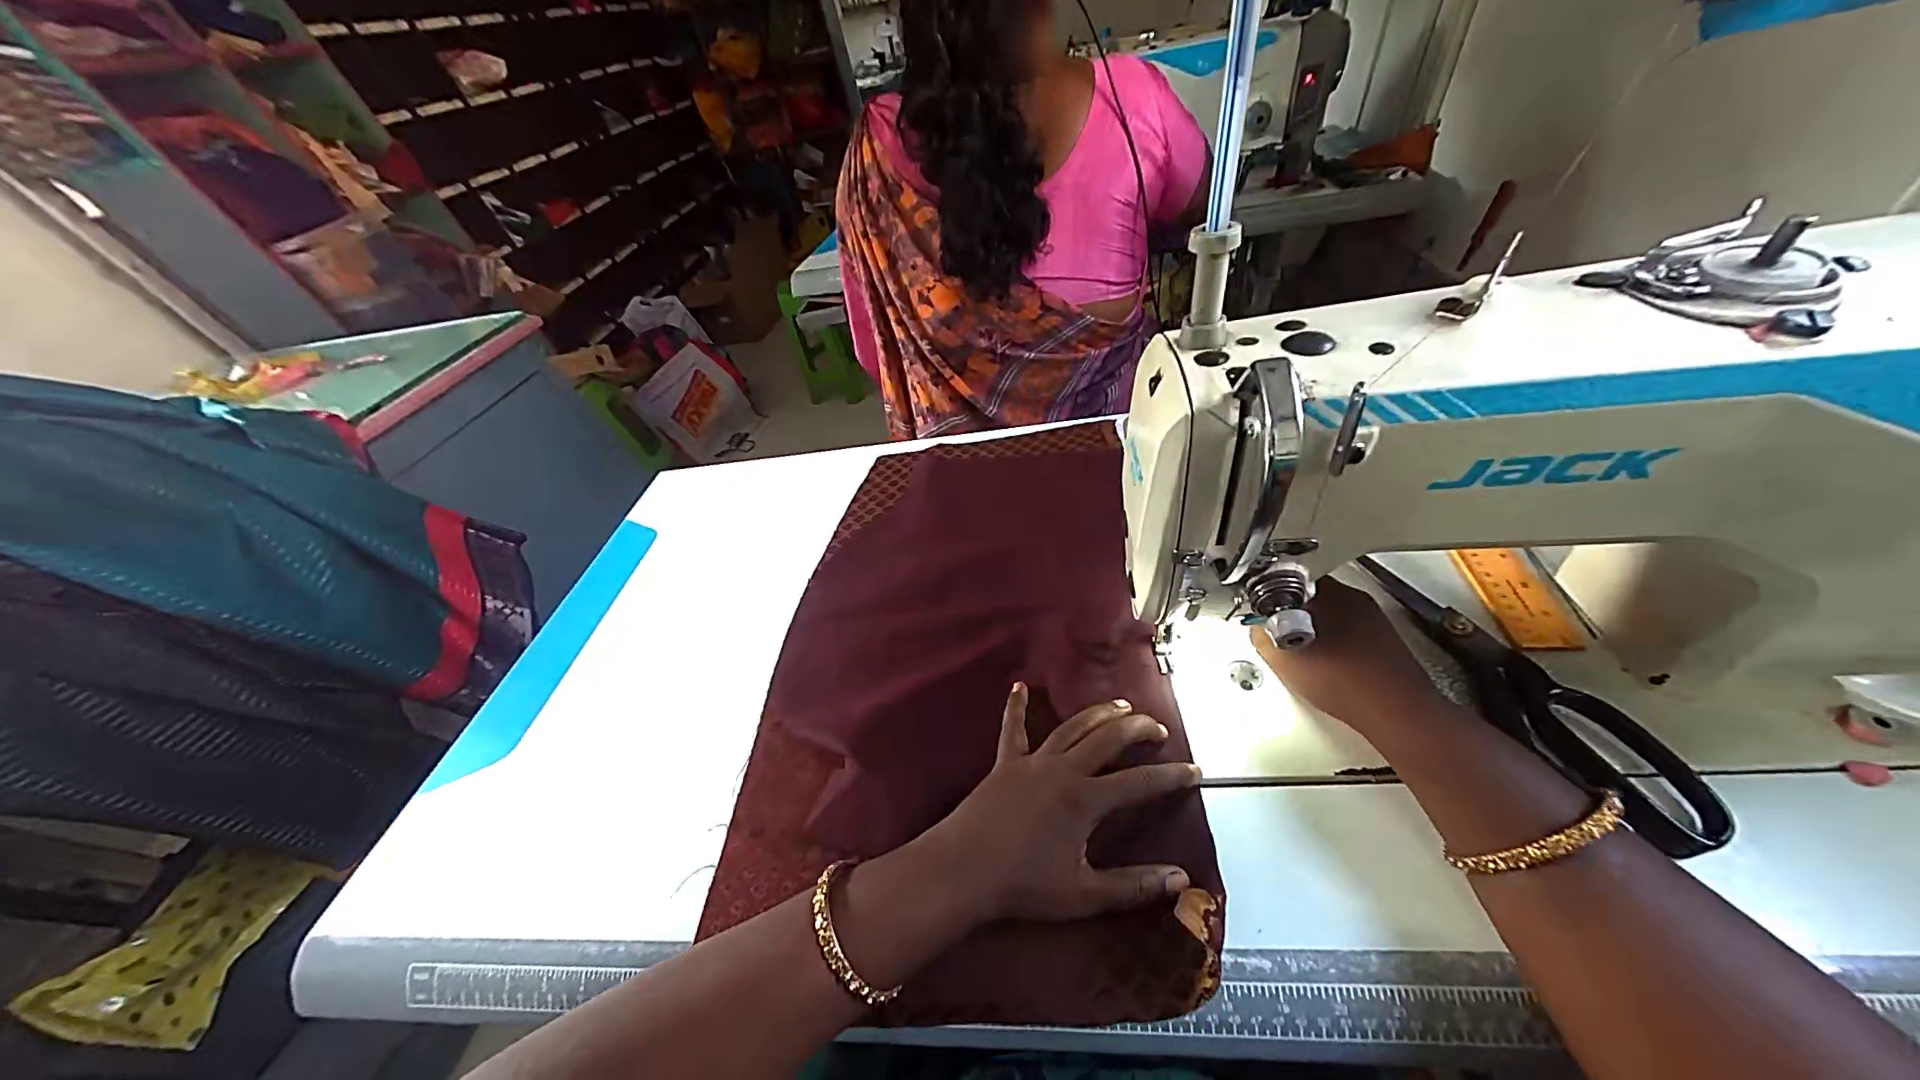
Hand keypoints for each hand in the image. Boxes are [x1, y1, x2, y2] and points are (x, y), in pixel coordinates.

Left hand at [917, 683, 1200, 924]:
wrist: (963, 870)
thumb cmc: (1023, 885)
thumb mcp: (1084, 894)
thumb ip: (1134, 885)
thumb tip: (1180, 878)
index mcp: (1086, 799)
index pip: (1140, 782)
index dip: (1171, 776)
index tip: (1194, 770)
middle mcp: (1063, 770)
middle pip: (1108, 738)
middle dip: (1137, 729)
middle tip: (1157, 728)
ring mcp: (1031, 762)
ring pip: (1072, 727)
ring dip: (1098, 714)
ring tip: (1120, 706)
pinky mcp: (1004, 763)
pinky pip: (1013, 729)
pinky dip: (1016, 707)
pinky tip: (1019, 687)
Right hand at [1250, 577, 1450, 736]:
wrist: (1397, 713)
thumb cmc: (1349, 684)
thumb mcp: (1284, 660)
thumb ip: (1262, 634)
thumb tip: (1259, 626)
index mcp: (1333, 594)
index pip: (1290, 580)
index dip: (1271, 598)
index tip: (1264, 614)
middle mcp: (1356, 599)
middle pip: (1309, 596)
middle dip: (1292, 613)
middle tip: (1280, 636)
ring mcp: (1373, 617)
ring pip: (1329, 613)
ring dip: (1312, 628)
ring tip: (1305, 655)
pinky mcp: (1383, 637)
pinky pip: (1347, 629)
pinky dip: (1333, 641)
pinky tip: (1328, 665)